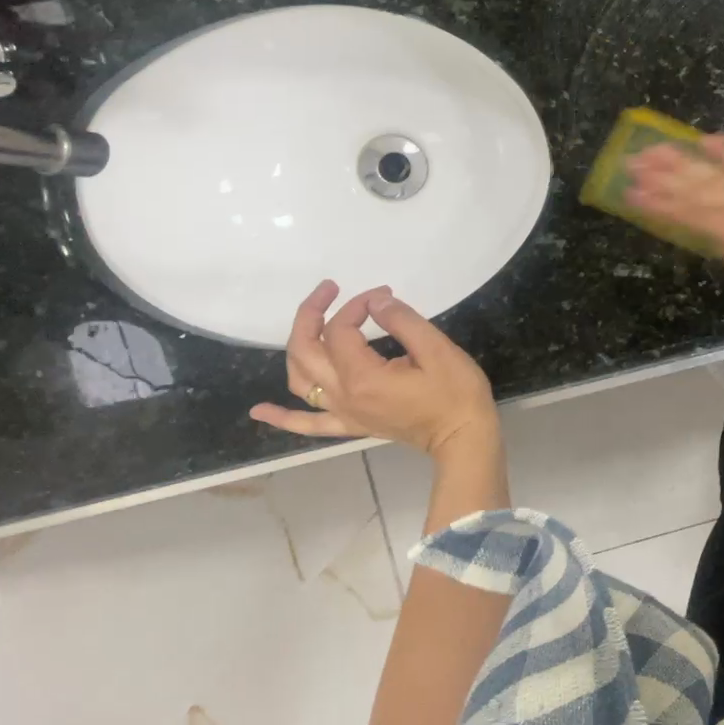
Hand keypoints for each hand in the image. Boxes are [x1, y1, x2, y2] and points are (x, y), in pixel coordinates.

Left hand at [250, 281, 499, 458]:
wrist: (462, 435)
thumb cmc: (455, 392)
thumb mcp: (438, 350)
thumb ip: (403, 322)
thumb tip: (376, 302)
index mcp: (362, 376)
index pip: (341, 330)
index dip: (358, 305)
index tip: (385, 293)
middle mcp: (342, 395)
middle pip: (306, 350)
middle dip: (312, 314)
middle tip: (330, 289)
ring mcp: (342, 413)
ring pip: (300, 379)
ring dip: (297, 347)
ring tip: (309, 321)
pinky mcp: (350, 425)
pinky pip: (307, 423)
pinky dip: (281, 416)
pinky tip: (261, 410)